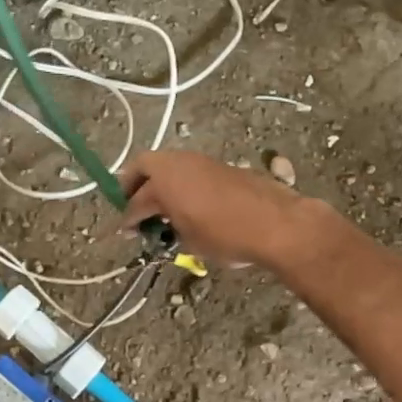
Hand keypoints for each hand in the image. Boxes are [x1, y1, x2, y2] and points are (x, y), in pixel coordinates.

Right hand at [119, 151, 312, 268]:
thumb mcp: (189, 241)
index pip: (136, 202)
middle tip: (132, 206)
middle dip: (134, 185)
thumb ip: (170, 229)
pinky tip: (187, 205)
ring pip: (169, 165)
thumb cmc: (225, 235)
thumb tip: (165, 227)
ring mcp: (201, 161)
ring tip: (161, 209)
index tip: (125, 231)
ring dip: (160, 183)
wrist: (276, 223)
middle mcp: (178, 163)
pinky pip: (189, 171)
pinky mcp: (220, 165)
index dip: (128, 219)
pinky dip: (181, 184)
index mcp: (162, 181)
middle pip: (145, 167)